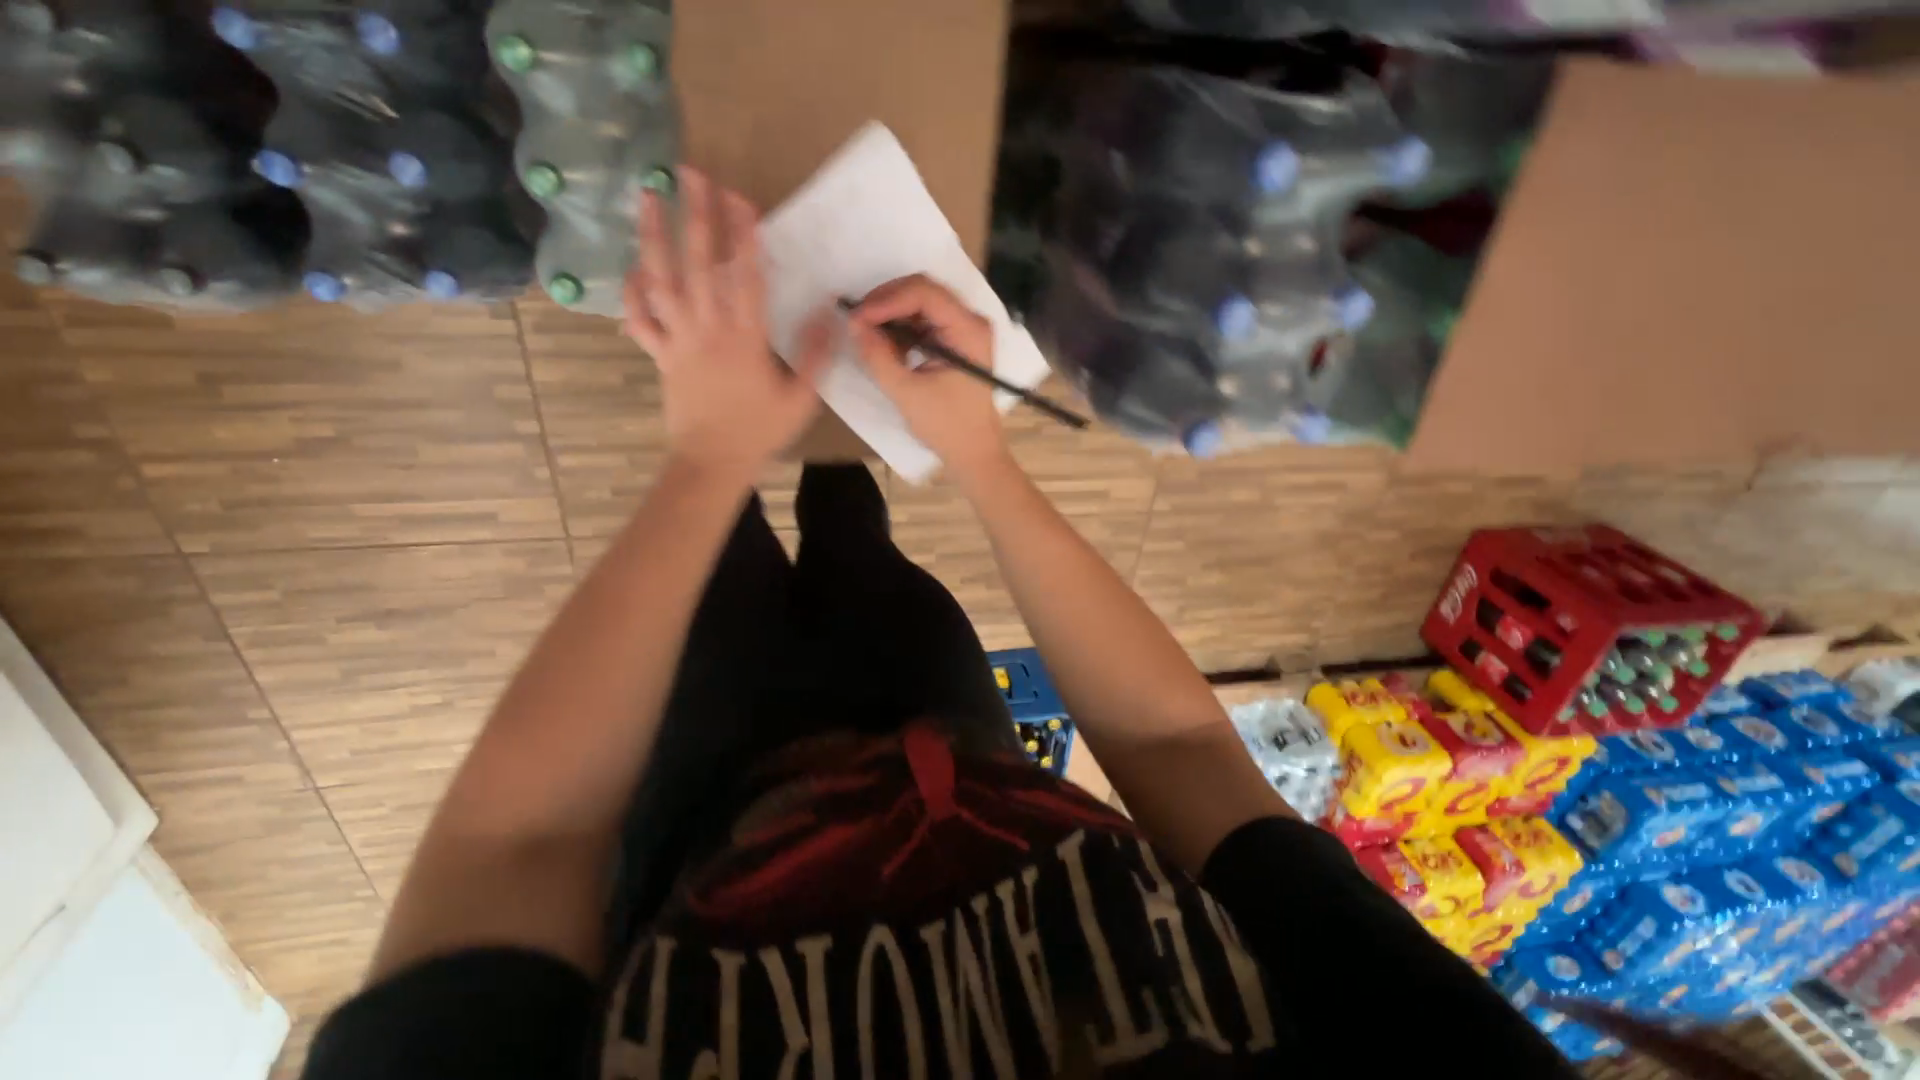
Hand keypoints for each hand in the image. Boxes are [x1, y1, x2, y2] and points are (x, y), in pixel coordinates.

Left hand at [623, 167, 830, 481]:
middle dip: (695, 215)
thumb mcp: (801, 398)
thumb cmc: (760, 431)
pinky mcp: (660, 355)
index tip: (740, 195)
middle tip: (688, 171)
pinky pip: (640, 320)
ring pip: (661, 281)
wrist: (712, 462)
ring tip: (647, 195)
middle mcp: (708, 330)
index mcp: (746, 338)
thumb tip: (830, 313)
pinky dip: (632, 292)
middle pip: (699, 264)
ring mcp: (679, 340)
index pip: (746, 275)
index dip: (743, 233)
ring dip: (652, 236)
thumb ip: (816, 355)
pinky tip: (632, 266)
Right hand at [847, 274, 1009, 475]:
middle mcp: (970, 321)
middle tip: (857, 322)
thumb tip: (854, 324)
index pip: (925, 294)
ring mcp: (963, 329)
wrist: (973, 451)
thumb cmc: (947, 426)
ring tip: (869, 338)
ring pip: (919, 303)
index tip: (858, 317)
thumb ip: (878, 356)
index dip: (887, 300)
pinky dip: (900, 329)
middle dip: (886, 303)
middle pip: (923, 291)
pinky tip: (886, 349)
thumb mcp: (907, 393)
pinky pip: (923, 320)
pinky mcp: (954, 339)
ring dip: (891, 316)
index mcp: (968, 330)